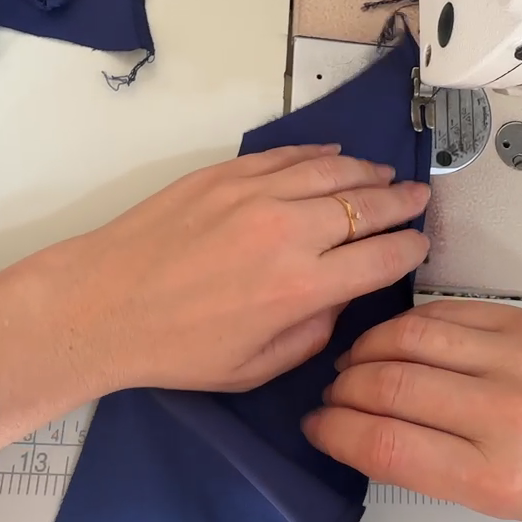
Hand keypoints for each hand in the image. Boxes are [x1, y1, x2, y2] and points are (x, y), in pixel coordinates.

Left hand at [0, 145, 429, 395]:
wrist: (101, 304)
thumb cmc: (177, 349)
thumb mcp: (255, 368)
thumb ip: (313, 332)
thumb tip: (341, 296)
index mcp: (301, 288)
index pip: (381, 258)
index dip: (410, 248)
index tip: (420, 242)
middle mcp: (290, 231)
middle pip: (367, 206)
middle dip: (403, 202)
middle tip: (420, 198)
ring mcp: (257, 193)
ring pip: (333, 171)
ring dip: (368, 173)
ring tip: (385, 175)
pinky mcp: (227, 172)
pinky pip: (288, 155)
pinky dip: (320, 154)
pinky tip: (336, 155)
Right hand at [304, 300, 521, 521]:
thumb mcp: (493, 500)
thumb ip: (422, 464)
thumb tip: (354, 428)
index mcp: (495, 476)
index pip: (387, 444)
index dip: (335, 431)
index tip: (316, 426)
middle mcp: (504, 412)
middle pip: (390, 385)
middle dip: (344, 389)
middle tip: (332, 395)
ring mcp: (514, 356)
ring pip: (408, 337)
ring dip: (365, 350)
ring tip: (354, 364)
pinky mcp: (521, 320)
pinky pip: (440, 314)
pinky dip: (404, 327)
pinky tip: (393, 342)